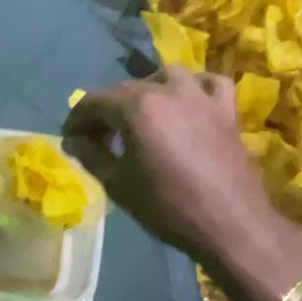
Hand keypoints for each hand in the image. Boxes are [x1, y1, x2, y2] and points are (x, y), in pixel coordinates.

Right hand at [63, 67, 301, 300]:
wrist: (230, 225)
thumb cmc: (168, 207)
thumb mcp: (118, 184)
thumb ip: (91, 155)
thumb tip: (73, 140)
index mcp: (136, 107)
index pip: (93, 102)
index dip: (77, 120)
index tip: (71, 140)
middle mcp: (167, 90)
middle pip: (125, 89)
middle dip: (106, 110)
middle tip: (99, 139)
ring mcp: (200, 96)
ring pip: (166, 76)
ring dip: (148, 90)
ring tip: (141, 115)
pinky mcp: (226, 110)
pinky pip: (210, 83)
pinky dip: (196, 87)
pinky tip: (188, 102)